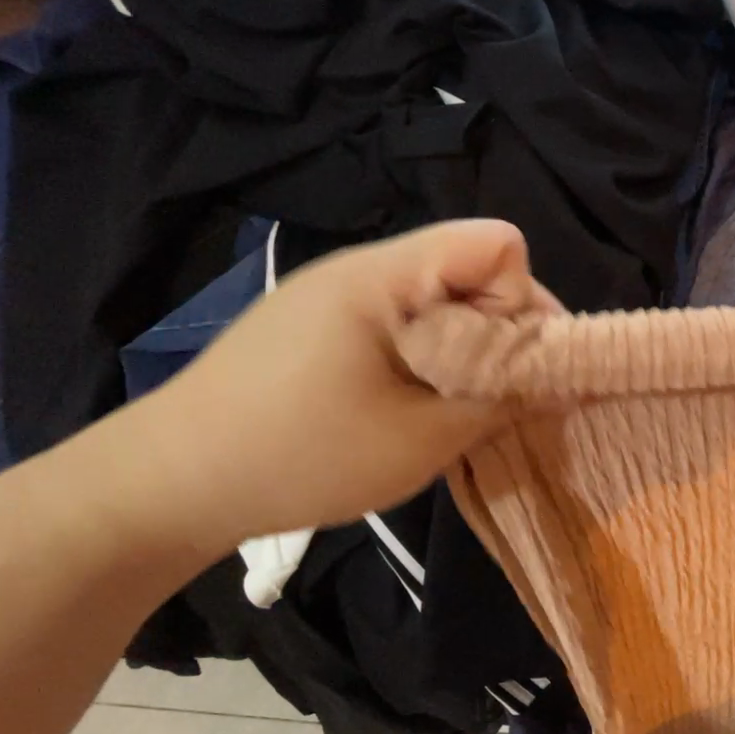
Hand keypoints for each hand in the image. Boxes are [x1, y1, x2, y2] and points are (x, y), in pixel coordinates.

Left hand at [132, 219, 558, 547]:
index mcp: (384, 278)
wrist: (165, 487)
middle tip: (498, 396)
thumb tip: (570, 380)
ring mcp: (339, 296)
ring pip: (446, 300)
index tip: (518, 365)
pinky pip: (409, 320)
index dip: (523, 302)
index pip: (498, 247)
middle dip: (506, 330)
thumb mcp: (427, 436)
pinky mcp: (324, 325)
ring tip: (456, 406)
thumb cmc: (303, 455)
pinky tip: (417, 403)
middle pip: (476, 270)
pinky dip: (435, 358)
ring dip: (472, 350)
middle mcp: (364, 270)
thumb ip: (507, 398)